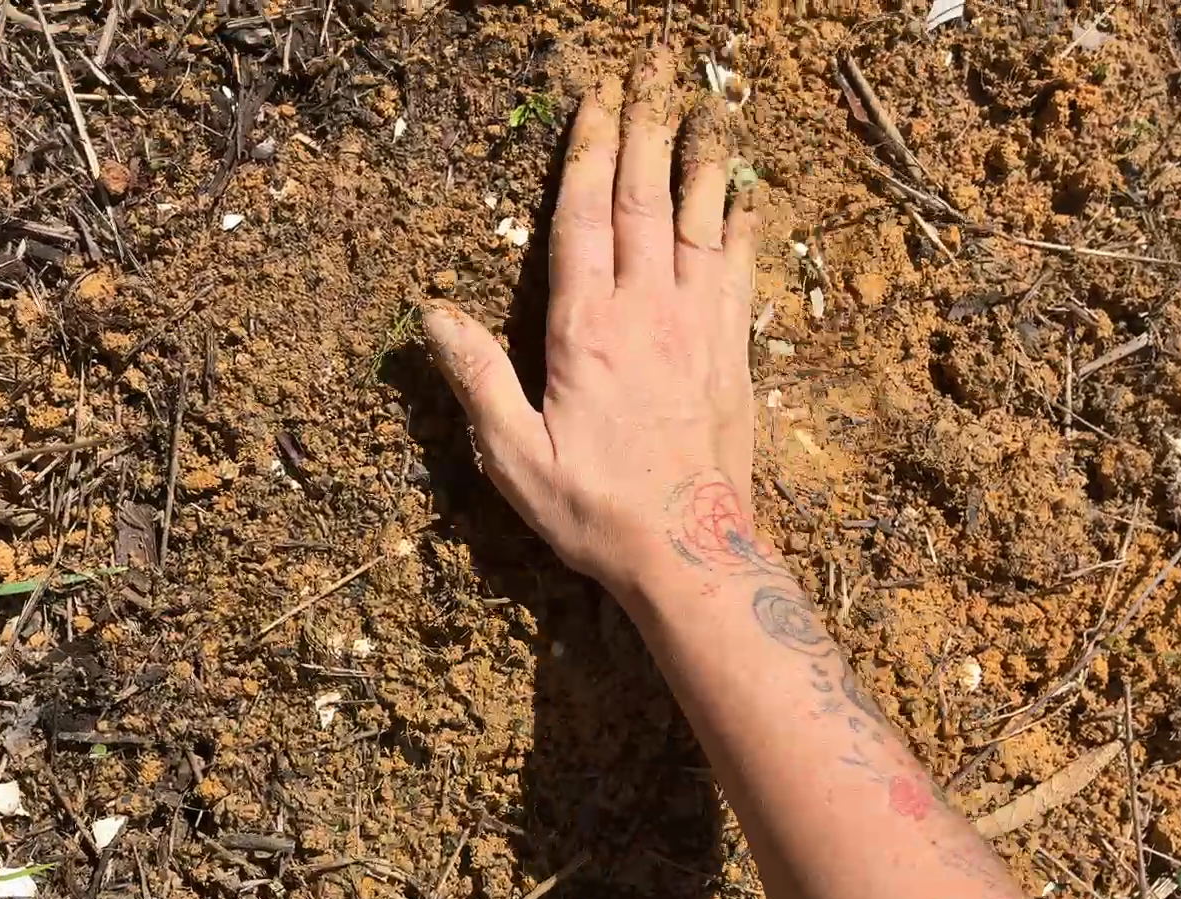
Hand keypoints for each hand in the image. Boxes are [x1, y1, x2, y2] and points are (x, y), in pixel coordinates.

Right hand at [423, 47, 762, 591]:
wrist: (688, 553)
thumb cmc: (594, 511)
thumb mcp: (515, 457)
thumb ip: (477, 380)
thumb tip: (432, 313)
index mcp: (585, 333)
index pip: (583, 220)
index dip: (588, 152)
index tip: (596, 96)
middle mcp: (646, 314)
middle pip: (643, 202)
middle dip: (645, 127)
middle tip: (655, 63)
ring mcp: (698, 331)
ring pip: (700, 224)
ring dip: (699, 160)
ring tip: (705, 103)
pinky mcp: (734, 357)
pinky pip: (742, 275)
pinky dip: (745, 228)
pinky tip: (749, 196)